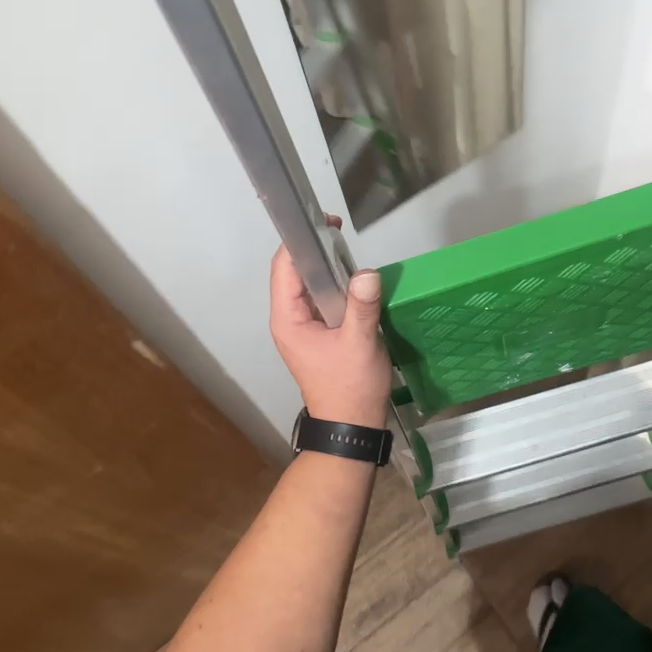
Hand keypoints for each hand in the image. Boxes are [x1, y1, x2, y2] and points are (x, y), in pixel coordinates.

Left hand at [269, 225, 391, 428]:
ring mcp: (302, 327)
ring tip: (349, 250)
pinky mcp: (317, 334)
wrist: (352, 427)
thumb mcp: (359, 344)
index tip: (325, 224)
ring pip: (308, 286)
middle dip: (314, 250)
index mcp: (288, 320)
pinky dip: (334, 285)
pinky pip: (321, 299)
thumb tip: (367, 273)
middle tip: (340, 232)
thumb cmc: (350, 387)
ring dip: (326, 267)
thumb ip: (362, 307)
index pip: (285, 268)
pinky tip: (354, 280)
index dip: (301, 242)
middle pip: (294, 273)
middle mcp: (289, 320)